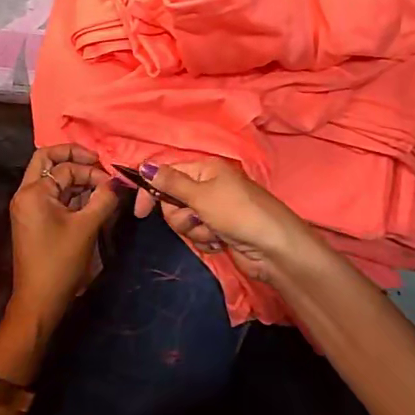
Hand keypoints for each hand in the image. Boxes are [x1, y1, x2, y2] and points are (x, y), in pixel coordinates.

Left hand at [2, 144, 120, 341]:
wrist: (39, 300)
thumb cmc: (61, 262)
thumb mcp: (87, 227)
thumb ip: (104, 199)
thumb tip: (118, 181)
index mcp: (32, 192)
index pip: (64, 167)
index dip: (92, 170)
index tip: (113, 182)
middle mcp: (25, 194)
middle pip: (47, 161)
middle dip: (74, 158)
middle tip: (99, 164)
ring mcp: (27, 207)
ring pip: (50, 178)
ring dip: (74, 177)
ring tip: (100, 185)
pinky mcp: (33, 219)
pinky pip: (51, 195)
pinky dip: (69, 193)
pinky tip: (90, 199)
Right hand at [132, 158, 315, 282]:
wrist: (274, 248)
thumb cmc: (239, 214)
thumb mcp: (201, 195)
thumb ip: (170, 183)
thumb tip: (144, 166)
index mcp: (205, 169)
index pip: (166, 174)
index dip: (150, 191)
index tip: (140, 212)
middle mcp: (208, 186)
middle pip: (172, 201)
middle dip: (180, 216)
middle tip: (197, 219)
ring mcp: (214, 209)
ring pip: (183, 221)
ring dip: (195, 231)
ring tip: (215, 233)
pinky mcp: (219, 230)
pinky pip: (197, 235)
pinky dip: (206, 240)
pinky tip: (221, 243)